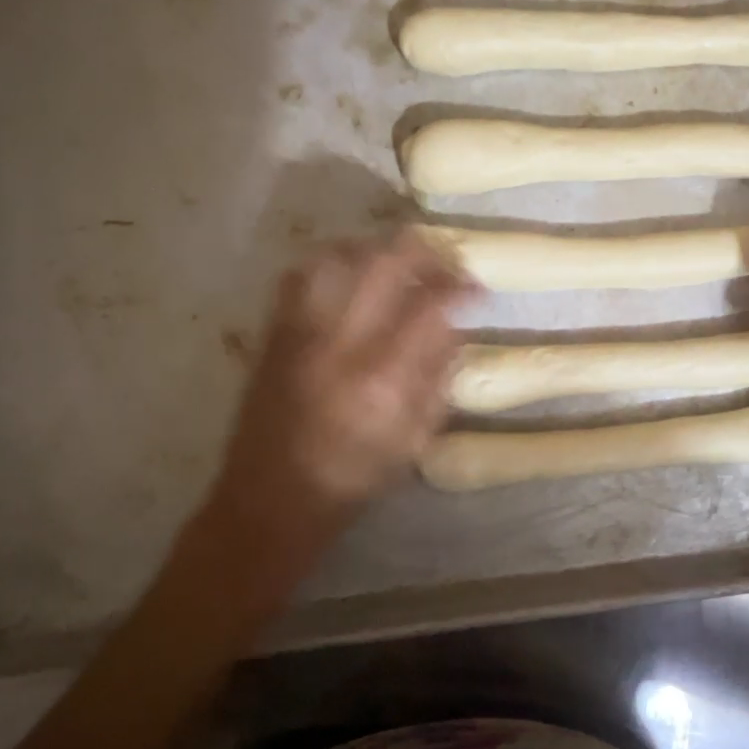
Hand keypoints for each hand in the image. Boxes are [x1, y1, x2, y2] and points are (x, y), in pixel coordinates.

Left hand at [208, 231, 474, 540]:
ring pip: (340, 255)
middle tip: (444, 263)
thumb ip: (437, 380)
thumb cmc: (352, 479)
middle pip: (384, 262)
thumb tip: (453, 330)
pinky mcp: (274, 331)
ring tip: (398, 263)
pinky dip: (333, 262)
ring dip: (378, 250)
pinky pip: (302, 274)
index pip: (431, 304)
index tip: (479, 290)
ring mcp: (301, 331)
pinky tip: (350, 275)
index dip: (461, 286)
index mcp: (383, 377)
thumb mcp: (413, 440)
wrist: (269, 498)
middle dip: (424, 252)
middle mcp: (340, 341)